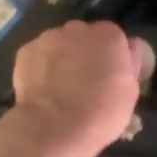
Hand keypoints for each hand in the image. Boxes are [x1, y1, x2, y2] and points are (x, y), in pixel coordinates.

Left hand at [7, 21, 152, 156]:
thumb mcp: (130, 92)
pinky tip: (43, 89)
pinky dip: (42, 67)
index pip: (117, 40)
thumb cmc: (100, 113)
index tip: (113, 78)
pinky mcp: (26, 52)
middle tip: (87, 83)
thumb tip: (128, 53)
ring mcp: (49, 38)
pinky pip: (39, 56)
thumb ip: (129, 65)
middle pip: (86, 38)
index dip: (115, 59)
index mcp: (110, 36)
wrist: (53, 128)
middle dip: (87, 54)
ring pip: (60, 45)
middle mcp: (79, 28)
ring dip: (63, 59)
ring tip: (61, 88)